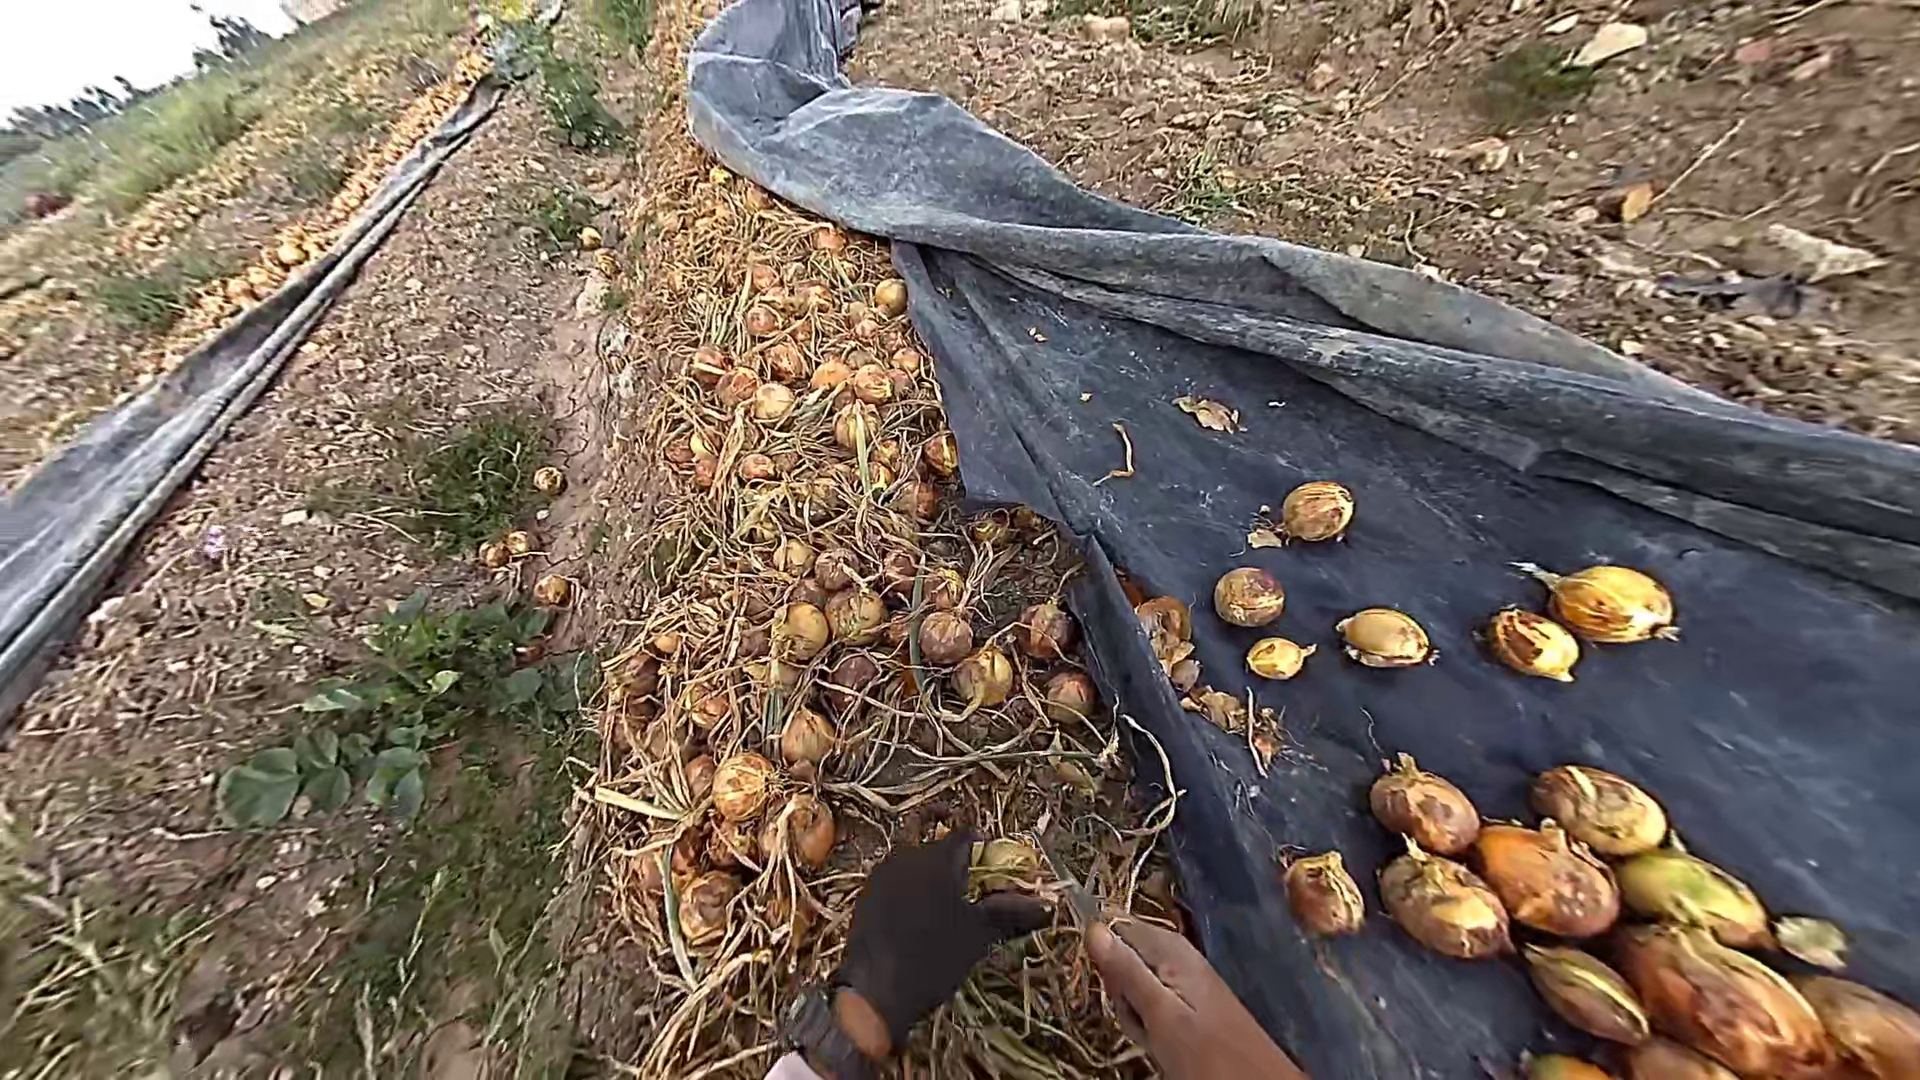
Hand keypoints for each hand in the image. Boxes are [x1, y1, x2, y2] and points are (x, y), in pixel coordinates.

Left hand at [833, 831, 1051, 1050]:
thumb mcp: (978, 936)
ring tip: (936, 877)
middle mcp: (911, 853)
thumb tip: (1048, 908)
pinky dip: (905, 875)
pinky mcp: (868, 890)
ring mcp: (885, 870)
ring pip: (906, 847)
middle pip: (926, 825)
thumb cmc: (934, 956)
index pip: (964, 832)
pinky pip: (891, 870)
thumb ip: (1011, 915)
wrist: (876, 988)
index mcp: (940, 857)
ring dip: (921, 851)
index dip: (977, 837)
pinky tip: (912, 902)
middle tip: (953, 835)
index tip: (986, 848)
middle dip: (941, 824)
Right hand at [1088, 919, 1308, 1079]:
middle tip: (1143, 1022)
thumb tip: (1091, 927)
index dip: (1106, 959)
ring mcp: (1182, 976)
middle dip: (1122, 992)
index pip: (1113, 927)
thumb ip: (1126, 971)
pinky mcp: (1188, 1000)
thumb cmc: (1210, 1056)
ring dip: (1136, 1013)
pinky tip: (1164, 1044)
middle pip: (1122, 957)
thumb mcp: (1161, 1015)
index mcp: (1167, 945)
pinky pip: (1152, 1001)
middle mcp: (1173, 952)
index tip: (1114, 990)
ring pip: (1134, 983)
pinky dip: (1152, 1023)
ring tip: (1156, 1038)